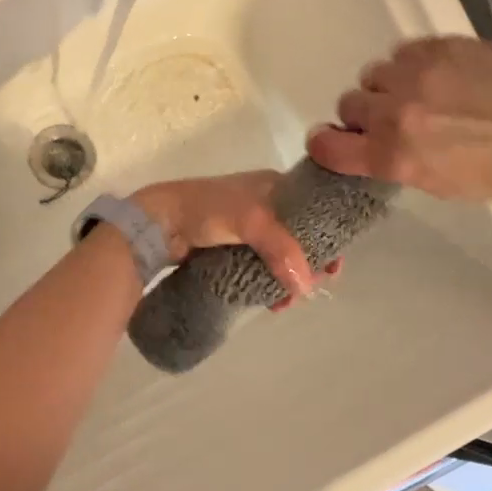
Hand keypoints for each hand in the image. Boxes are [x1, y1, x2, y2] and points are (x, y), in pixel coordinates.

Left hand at [131, 172, 339, 309]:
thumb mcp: (251, 221)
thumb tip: (304, 287)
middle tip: (307, 291)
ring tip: (282, 304)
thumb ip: (281, 249)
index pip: (315, 212)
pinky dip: (265, 284)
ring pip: (278, 257)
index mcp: (274, 186)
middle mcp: (264, 204)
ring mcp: (245, 229)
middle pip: (298, 239)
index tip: (333, 267)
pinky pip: (257, 268)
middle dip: (307, 267)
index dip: (328, 238)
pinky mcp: (228, 250)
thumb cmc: (206, 210)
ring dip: (286, 281)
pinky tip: (267, 302)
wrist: (157, 223)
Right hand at [307, 37, 491, 199]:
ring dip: (386, 85)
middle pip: (348, 105)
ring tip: (418, 92)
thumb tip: (382, 149)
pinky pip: (401, 52)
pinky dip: (409, 64)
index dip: (325, 145)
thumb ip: (401, 164)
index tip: (334, 143)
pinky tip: (436, 73)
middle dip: (364, 114)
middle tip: (393, 119)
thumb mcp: (443, 185)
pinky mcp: (439, 46)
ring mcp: (415, 75)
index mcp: (393, 157)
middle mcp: (394, 114)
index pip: (327, 146)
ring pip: (372, 75)